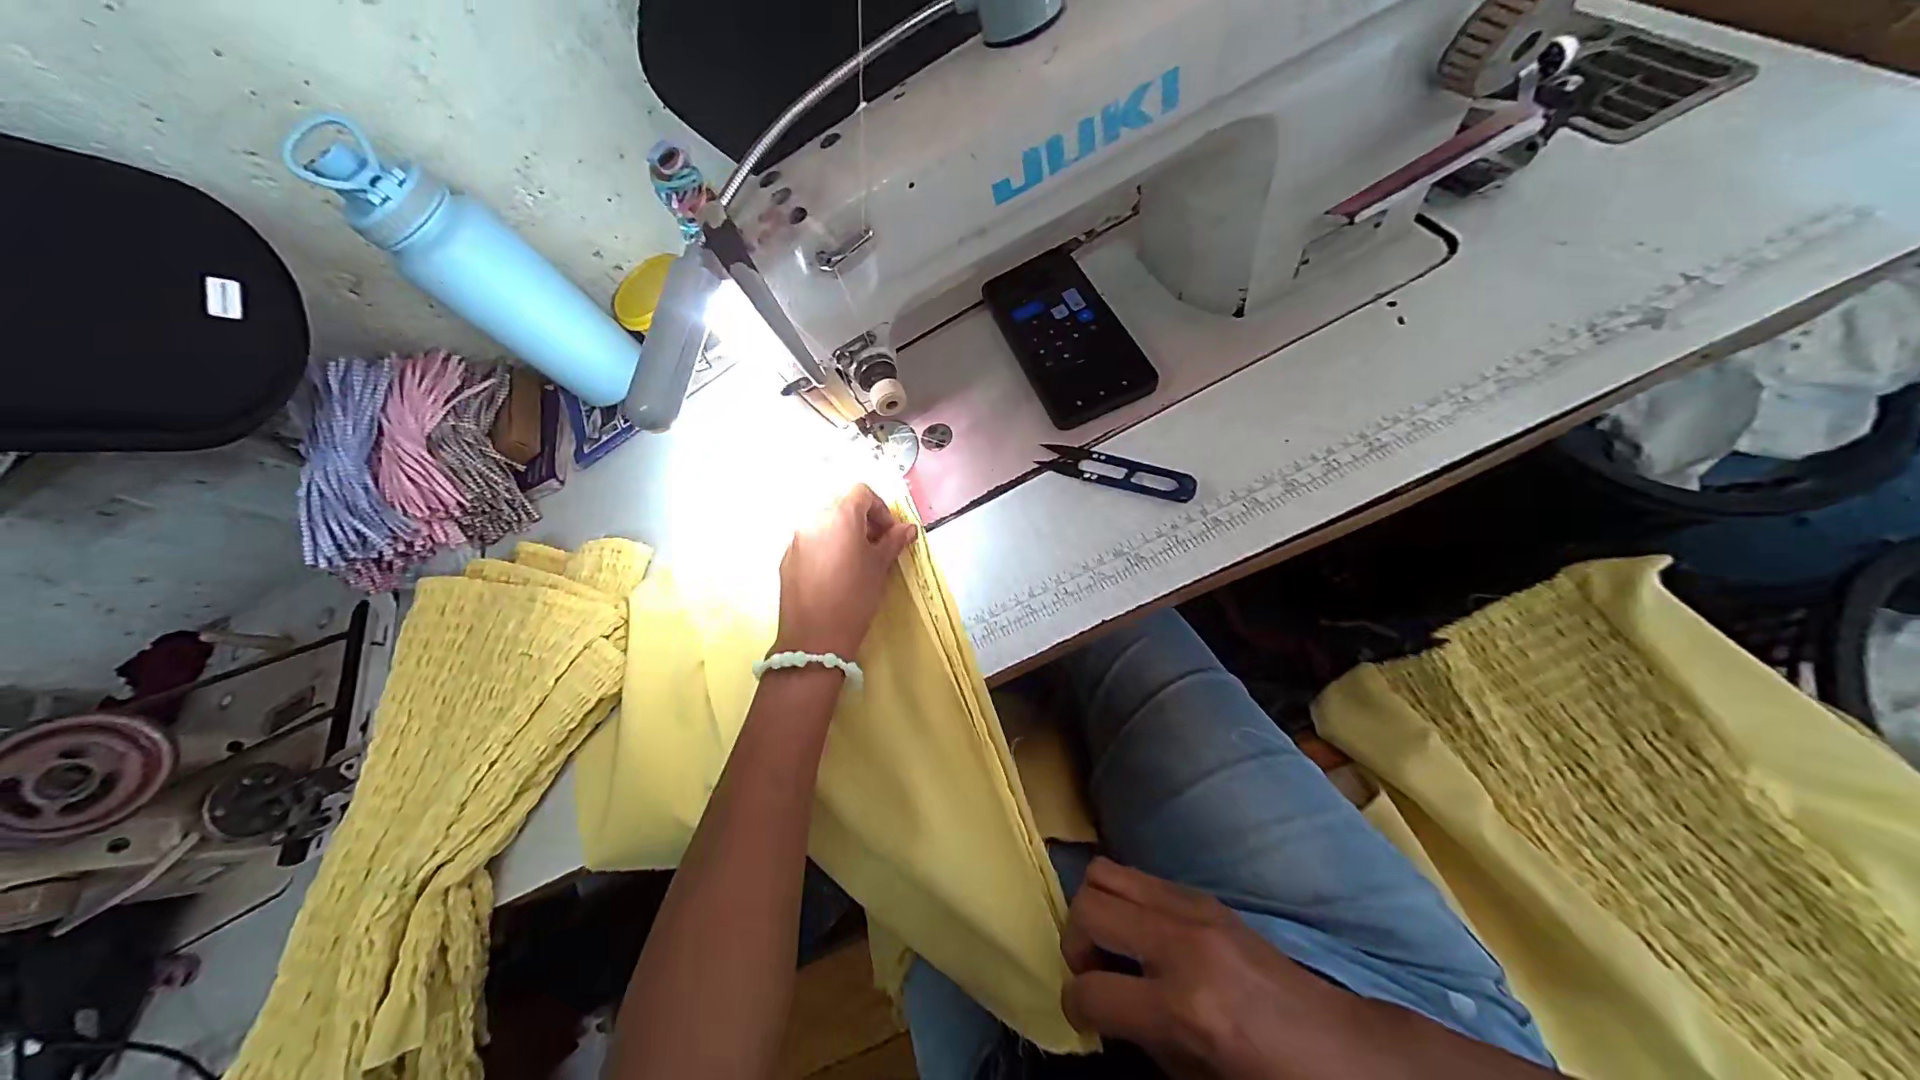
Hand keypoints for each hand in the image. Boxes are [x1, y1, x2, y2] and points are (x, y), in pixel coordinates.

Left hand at [773, 484, 917, 661]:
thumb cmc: (854, 598)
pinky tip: (836, 572)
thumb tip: (907, 528)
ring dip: (844, 532)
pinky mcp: (787, 557)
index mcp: (839, 516)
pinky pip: (811, 540)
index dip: (881, 508)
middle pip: (841, 505)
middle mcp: (813, 519)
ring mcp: (796, 538)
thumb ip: (892, 542)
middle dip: (862, 519)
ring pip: (824, 522)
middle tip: (877, 544)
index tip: (890, 532)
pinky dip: (827, 546)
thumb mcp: (879, 567)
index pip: (862, 493)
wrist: (815, 637)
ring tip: (857, 559)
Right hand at [1061, 858, 1556, 1079]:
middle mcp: (1184, 943)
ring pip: (1106, 873)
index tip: (1084, 1016)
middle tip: (1094, 973)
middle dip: (1075, 943)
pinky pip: (1140, 877)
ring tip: (1113, 946)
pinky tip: (1144, 936)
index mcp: (1185, 1004)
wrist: (1341, 1047)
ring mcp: (1196, 909)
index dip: (1075, 1007)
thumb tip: (1101, 1006)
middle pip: (1089, 907)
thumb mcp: (1197, 1078)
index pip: (1091, 990)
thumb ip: (1140, 1037)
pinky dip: (1125, 901)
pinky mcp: (1205, 895)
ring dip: (1095, 910)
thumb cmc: (1270, 1078)